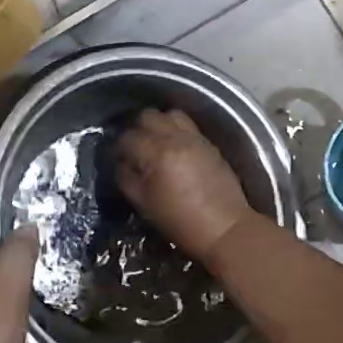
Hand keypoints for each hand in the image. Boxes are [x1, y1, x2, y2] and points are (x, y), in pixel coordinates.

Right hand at [115, 109, 258, 262]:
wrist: (225, 228)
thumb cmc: (181, 222)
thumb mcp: (144, 205)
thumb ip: (126, 178)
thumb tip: (121, 163)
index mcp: (157, 154)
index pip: (127, 138)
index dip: (118, 148)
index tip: (117, 159)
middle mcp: (175, 138)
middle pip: (148, 116)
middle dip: (136, 129)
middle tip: (135, 148)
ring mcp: (195, 138)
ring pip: (170, 114)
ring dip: (159, 124)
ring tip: (155, 143)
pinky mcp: (208, 143)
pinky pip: (187, 124)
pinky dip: (176, 129)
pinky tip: (174, 148)